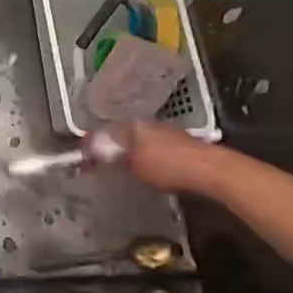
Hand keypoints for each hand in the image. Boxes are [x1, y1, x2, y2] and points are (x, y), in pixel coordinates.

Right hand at [92, 119, 228, 194]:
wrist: (208, 169)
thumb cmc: (166, 167)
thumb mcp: (133, 166)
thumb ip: (112, 157)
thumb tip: (94, 151)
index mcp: (131, 126)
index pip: (102, 132)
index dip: (91, 146)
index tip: (84, 160)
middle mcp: (145, 123)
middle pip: (119, 134)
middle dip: (108, 148)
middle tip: (100, 165)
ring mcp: (163, 130)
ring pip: (136, 139)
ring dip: (126, 151)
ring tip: (120, 167)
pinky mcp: (178, 140)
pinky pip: (151, 145)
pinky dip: (142, 153)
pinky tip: (144, 166)